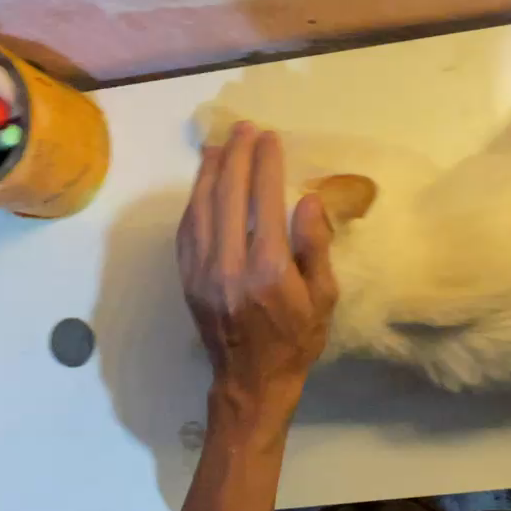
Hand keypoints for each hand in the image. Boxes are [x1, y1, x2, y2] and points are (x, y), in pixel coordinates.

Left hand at [177, 122, 337, 430]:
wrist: (251, 380)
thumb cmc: (296, 341)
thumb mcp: (323, 300)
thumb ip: (316, 248)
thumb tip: (307, 200)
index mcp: (268, 269)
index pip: (264, 201)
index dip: (266, 164)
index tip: (271, 138)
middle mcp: (229, 264)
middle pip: (228, 195)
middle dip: (238, 156)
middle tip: (247, 130)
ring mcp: (202, 271)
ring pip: (200, 207)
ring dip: (210, 171)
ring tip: (221, 145)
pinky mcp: (187, 278)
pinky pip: (187, 229)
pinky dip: (194, 200)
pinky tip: (203, 184)